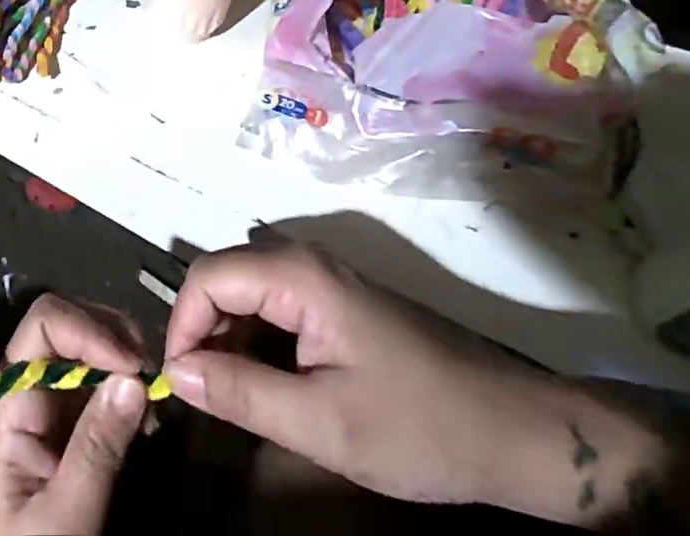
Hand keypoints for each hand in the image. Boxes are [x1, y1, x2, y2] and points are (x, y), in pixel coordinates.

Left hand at [0, 294, 150, 535]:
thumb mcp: (62, 517)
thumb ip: (96, 448)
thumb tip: (134, 377)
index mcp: (9, 398)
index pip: (43, 324)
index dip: (87, 329)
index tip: (133, 364)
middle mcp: (27, 386)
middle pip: (67, 325)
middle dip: (113, 336)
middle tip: (151, 375)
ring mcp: (47, 403)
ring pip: (87, 349)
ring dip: (125, 359)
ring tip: (154, 399)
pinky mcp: (68, 425)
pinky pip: (99, 383)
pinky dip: (128, 386)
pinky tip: (148, 417)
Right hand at [162, 242, 582, 507]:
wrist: (514, 430)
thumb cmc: (421, 426)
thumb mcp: (324, 424)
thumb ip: (241, 393)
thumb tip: (175, 371)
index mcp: (299, 276)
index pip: (207, 277)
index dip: (182, 325)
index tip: (183, 382)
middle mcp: (304, 259)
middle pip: (222, 277)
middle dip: (201, 330)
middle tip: (204, 392)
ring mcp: (322, 275)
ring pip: (244, 288)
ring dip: (225, 335)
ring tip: (229, 392)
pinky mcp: (334, 297)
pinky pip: (271, 301)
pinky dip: (252, 335)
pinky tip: (262, 378)